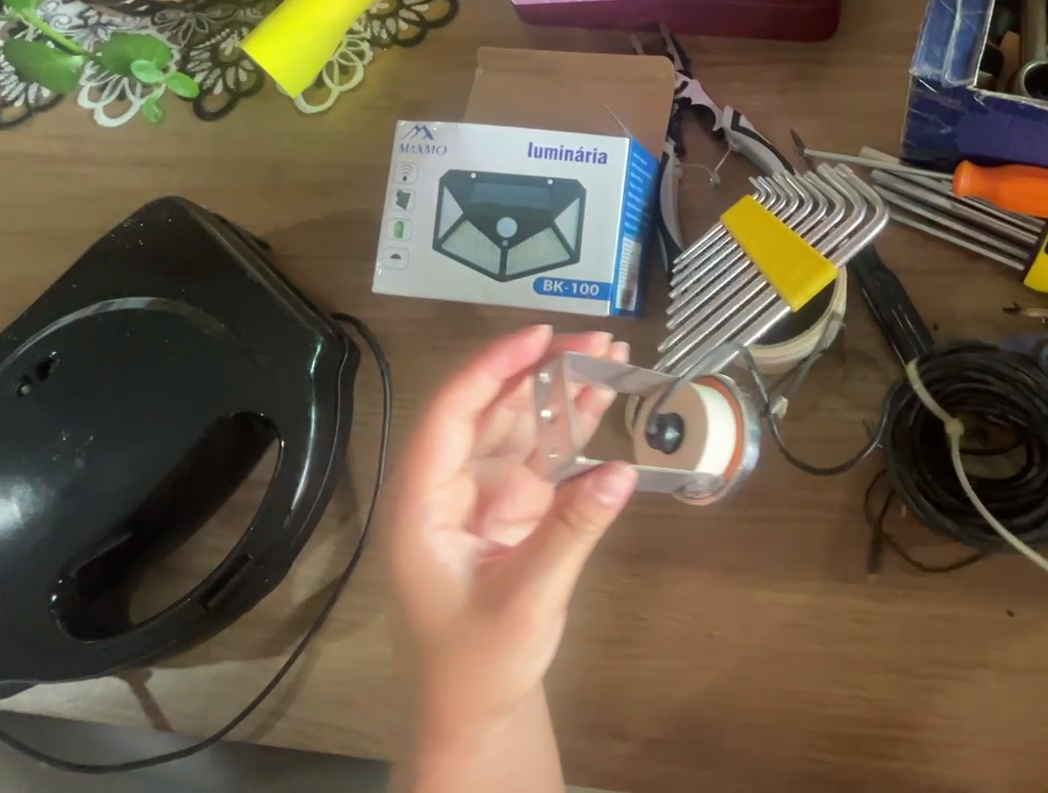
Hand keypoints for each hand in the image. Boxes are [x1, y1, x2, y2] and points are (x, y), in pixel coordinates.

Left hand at [389, 325, 636, 776]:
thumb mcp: (526, 599)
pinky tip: (602, 399)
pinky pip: (544, 457)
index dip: (491, 370)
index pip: (450, 417)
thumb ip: (572, 530)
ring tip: (608, 355)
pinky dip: (573, 428)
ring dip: (562, 391)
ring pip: (521, 426)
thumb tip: (624, 470)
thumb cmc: (478, 662)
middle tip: (595, 341)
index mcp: (424, 504)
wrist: (476, 710)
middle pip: (491, 411)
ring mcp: (485, 496)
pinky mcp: (516, 509)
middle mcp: (451, 487)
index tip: (539, 337)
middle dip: (540, 371)